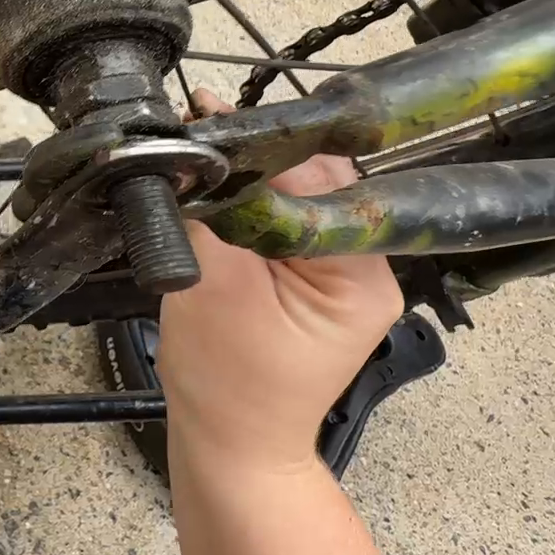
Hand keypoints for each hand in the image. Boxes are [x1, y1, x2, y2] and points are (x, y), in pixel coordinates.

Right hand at [156, 89, 403, 472]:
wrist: (228, 439)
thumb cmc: (225, 376)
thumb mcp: (214, 285)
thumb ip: (212, 215)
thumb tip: (195, 154)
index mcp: (359, 272)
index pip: (317, 180)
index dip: (259, 145)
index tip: (206, 114)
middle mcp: (361, 265)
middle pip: (308, 183)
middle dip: (249, 153)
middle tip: (192, 118)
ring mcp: (334, 272)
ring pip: (288, 198)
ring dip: (240, 173)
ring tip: (192, 142)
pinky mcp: (302, 276)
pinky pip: (274, 221)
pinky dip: (239, 200)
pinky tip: (205, 182)